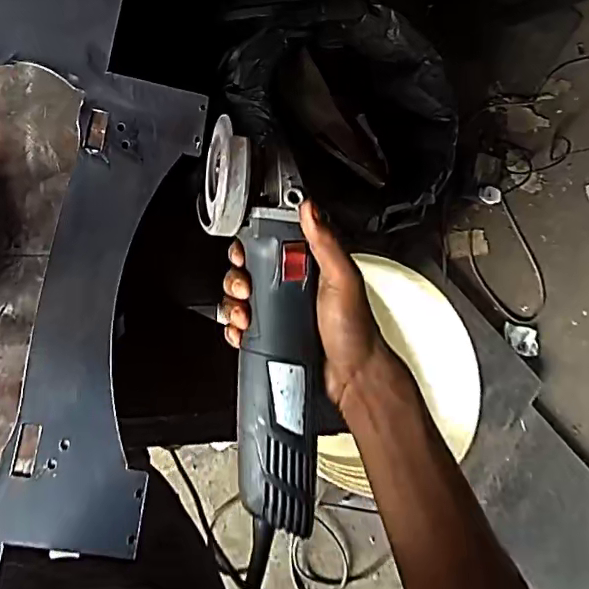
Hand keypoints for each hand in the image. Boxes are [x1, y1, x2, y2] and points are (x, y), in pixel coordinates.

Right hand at [220, 200, 393, 408]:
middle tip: (246, 289)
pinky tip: (243, 331)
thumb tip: (309, 207)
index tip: (243, 256)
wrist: (355, 380)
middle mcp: (285, 287)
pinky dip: (233, 327)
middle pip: (242, 271)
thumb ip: (326, 243)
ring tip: (246, 316)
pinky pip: (237, 325)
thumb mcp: (343, 280)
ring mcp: (274, 311)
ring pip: (236, 298)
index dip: (246, 248)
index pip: (263, 246)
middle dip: (235, 279)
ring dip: (232, 305)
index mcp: (302, 268)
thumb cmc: (356, 332)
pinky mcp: (266, 334)